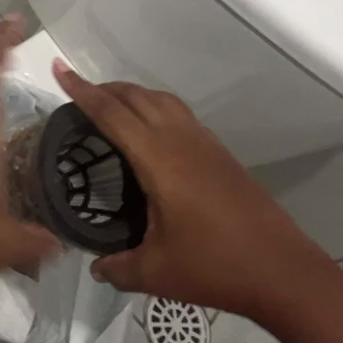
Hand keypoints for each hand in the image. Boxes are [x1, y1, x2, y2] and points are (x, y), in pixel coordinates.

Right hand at [51, 60, 332, 318]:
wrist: (283, 271)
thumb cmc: (215, 267)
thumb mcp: (157, 273)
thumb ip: (119, 267)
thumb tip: (96, 266)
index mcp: (158, 158)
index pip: (111, 113)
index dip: (82, 90)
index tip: (59, 69)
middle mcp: (179, 139)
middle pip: (135, 96)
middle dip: (104, 88)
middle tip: (78, 92)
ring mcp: (203, 142)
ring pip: (160, 99)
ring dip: (131, 94)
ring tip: (111, 106)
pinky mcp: (219, 152)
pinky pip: (178, 113)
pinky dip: (154, 107)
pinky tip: (150, 134)